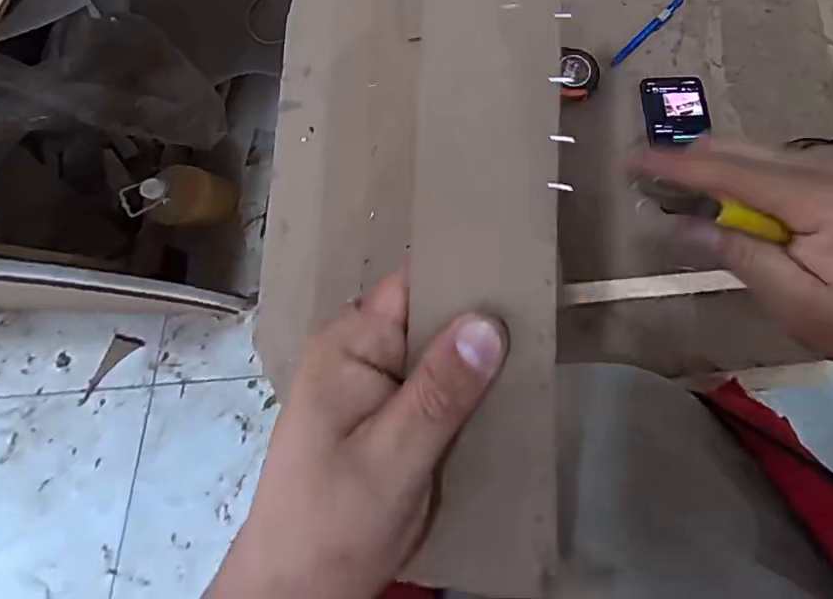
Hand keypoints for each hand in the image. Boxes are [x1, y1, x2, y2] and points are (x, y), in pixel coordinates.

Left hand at [208, 269, 506, 598]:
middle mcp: (358, 351)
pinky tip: (499, 391)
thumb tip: (488, 320)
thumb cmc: (331, 524)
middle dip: (475, 316)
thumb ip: (440, 391)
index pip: (410, 284)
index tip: (515, 268)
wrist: (295, 597)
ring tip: (531, 346)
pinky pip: (430, 384)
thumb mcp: (392, 458)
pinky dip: (462, 387)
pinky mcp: (383, 416)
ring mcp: (370, 384)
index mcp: (350, 344)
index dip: (459, 271)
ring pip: (433, 351)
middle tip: (536, 313)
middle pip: (426, 313)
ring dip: (472, 355)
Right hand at [630, 137, 832, 375]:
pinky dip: (729, 175)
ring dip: (705, 168)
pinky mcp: (824, 181)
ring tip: (670, 190)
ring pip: (746, 152)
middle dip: (684, 161)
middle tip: (643, 179)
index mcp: (813, 198)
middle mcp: (817, 171)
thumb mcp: (795, 300)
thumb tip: (680, 226)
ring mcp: (824, 172)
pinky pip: (763, 164)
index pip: (728, 171)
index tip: (632, 160)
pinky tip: (715, 198)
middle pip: (734, 150)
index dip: (675, 166)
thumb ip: (737, 254)